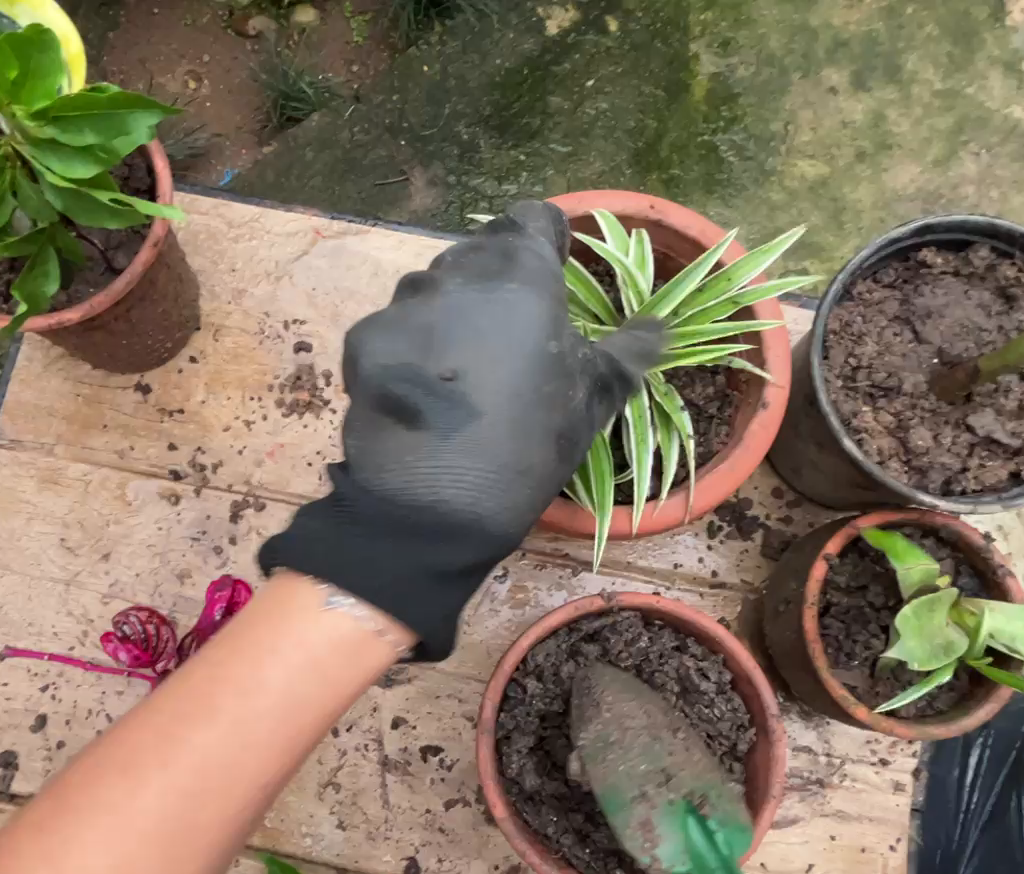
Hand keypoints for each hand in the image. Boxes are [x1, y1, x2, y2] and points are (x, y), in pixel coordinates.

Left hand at [259, 200, 661, 659]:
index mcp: (520, 274)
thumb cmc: (528, 444)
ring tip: (460, 371)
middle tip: (509, 338)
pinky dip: (407, 350)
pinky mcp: (362, 342)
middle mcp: (455, 272)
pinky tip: (418, 394)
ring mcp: (401, 305)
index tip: (554, 276)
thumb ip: (629, 351)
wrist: (435, 506)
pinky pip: (391, 329)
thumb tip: (661, 327)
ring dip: (449, 313)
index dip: (547, 242)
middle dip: (496, 283)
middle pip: (478, 252)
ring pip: (431, 289)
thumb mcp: (593, 399)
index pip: (533, 217)